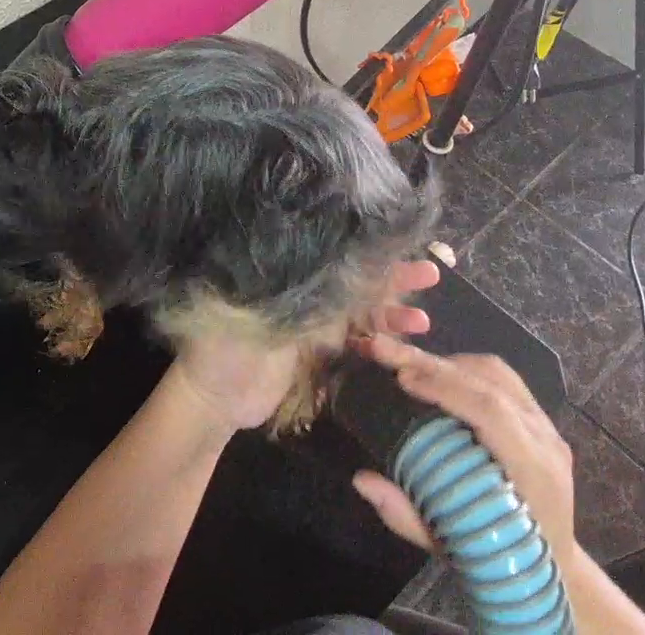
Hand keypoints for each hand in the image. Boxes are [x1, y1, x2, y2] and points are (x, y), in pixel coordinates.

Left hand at [168, 257, 442, 432]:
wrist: (214, 402)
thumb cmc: (219, 352)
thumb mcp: (245, 312)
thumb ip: (284, 292)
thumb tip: (328, 266)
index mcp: (283, 277)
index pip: (333, 257)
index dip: (366, 252)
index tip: (398, 243)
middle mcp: (300, 293)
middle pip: (351, 278)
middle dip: (389, 275)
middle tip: (431, 271)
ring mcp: (311, 323)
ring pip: (359, 308)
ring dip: (392, 307)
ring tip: (427, 310)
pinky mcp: (318, 353)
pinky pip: (356, 338)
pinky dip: (381, 335)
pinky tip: (410, 337)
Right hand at [349, 336, 575, 561]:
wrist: (554, 567)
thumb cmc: (497, 556)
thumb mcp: (448, 546)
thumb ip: (406, 515)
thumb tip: (361, 479)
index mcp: (532, 472)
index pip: (490, 411)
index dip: (444, 387)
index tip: (401, 377)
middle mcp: (545, 440)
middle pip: (488, 381)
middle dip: (430, 362)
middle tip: (383, 349)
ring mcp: (547, 425)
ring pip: (495, 372)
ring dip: (446, 362)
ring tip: (407, 364)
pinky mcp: (540, 418)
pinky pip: (502, 377)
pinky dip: (463, 368)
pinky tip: (435, 374)